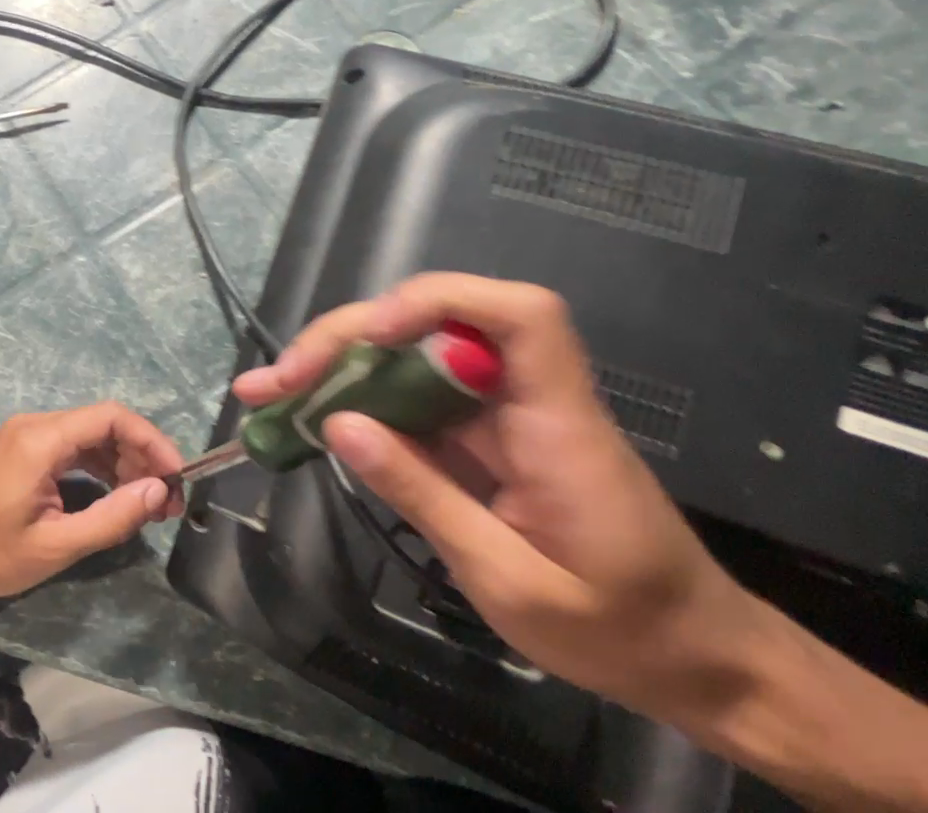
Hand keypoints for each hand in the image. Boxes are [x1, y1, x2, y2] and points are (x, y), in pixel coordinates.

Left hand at [0, 402, 184, 615]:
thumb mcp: (55, 545)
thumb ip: (111, 517)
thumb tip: (160, 492)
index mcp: (39, 439)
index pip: (111, 417)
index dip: (152, 441)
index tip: (178, 477)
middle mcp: (32, 426)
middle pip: (102, 425)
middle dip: (142, 458)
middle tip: (167, 503)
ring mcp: (23, 437)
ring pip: (88, 437)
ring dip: (122, 465)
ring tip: (147, 506)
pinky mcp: (19, 452)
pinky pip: (69, 449)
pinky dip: (98, 469)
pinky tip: (114, 498)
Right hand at [232, 273, 765, 725]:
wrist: (693, 660)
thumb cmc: (620, 630)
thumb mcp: (510, 581)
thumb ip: (425, 497)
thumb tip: (339, 424)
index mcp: (558, 427)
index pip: (519, 316)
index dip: (438, 302)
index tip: (369, 334)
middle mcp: (527, 405)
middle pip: (438, 329)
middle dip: (348, 341)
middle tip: (273, 383)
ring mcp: (503, 422)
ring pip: (413, 363)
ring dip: (338, 370)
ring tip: (268, 396)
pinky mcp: (483, 445)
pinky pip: (413, 406)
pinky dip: (357, 407)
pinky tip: (309, 423)